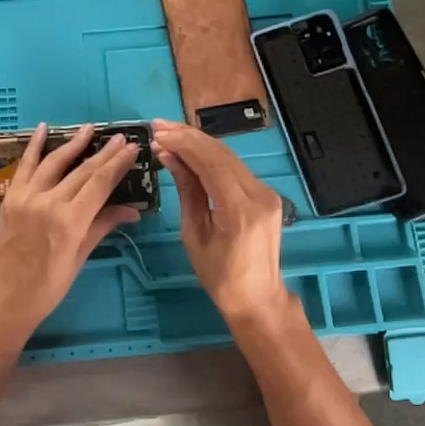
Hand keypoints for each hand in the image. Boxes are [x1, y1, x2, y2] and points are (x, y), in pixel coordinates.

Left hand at [0, 124, 143, 340]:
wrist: (2, 302)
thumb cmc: (46, 290)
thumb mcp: (78, 259)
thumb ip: (101, 227)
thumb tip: (131, 211)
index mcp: (70, 222)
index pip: (100, 183)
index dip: (118, 164)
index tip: (133, 148)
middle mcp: (49, 203)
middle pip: (83, 171)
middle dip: (104, 153)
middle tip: (121, 137)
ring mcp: (27, 197)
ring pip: (55, 162)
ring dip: (74, 143)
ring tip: (90, 129)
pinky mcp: (10, 198)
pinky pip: (24, 166)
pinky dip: (34, 146)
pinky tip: (43, 129)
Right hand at [152, 119, 293, 327]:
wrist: (258, 298)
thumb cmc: (220, 276)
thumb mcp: (194, 234)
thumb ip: (186, 190)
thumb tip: (169, 155)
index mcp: (240, 211)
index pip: (212, 163)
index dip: (184, 144)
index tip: (158, 134)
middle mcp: (259, 195)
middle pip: (222, 154)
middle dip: (188, 136)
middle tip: (159, 127)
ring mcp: (266, 192)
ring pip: (229, 156)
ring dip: (198, 142)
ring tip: (169, 133)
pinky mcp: (265, 193)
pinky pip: (235, 166)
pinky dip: (211, 155)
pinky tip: (190, 149)